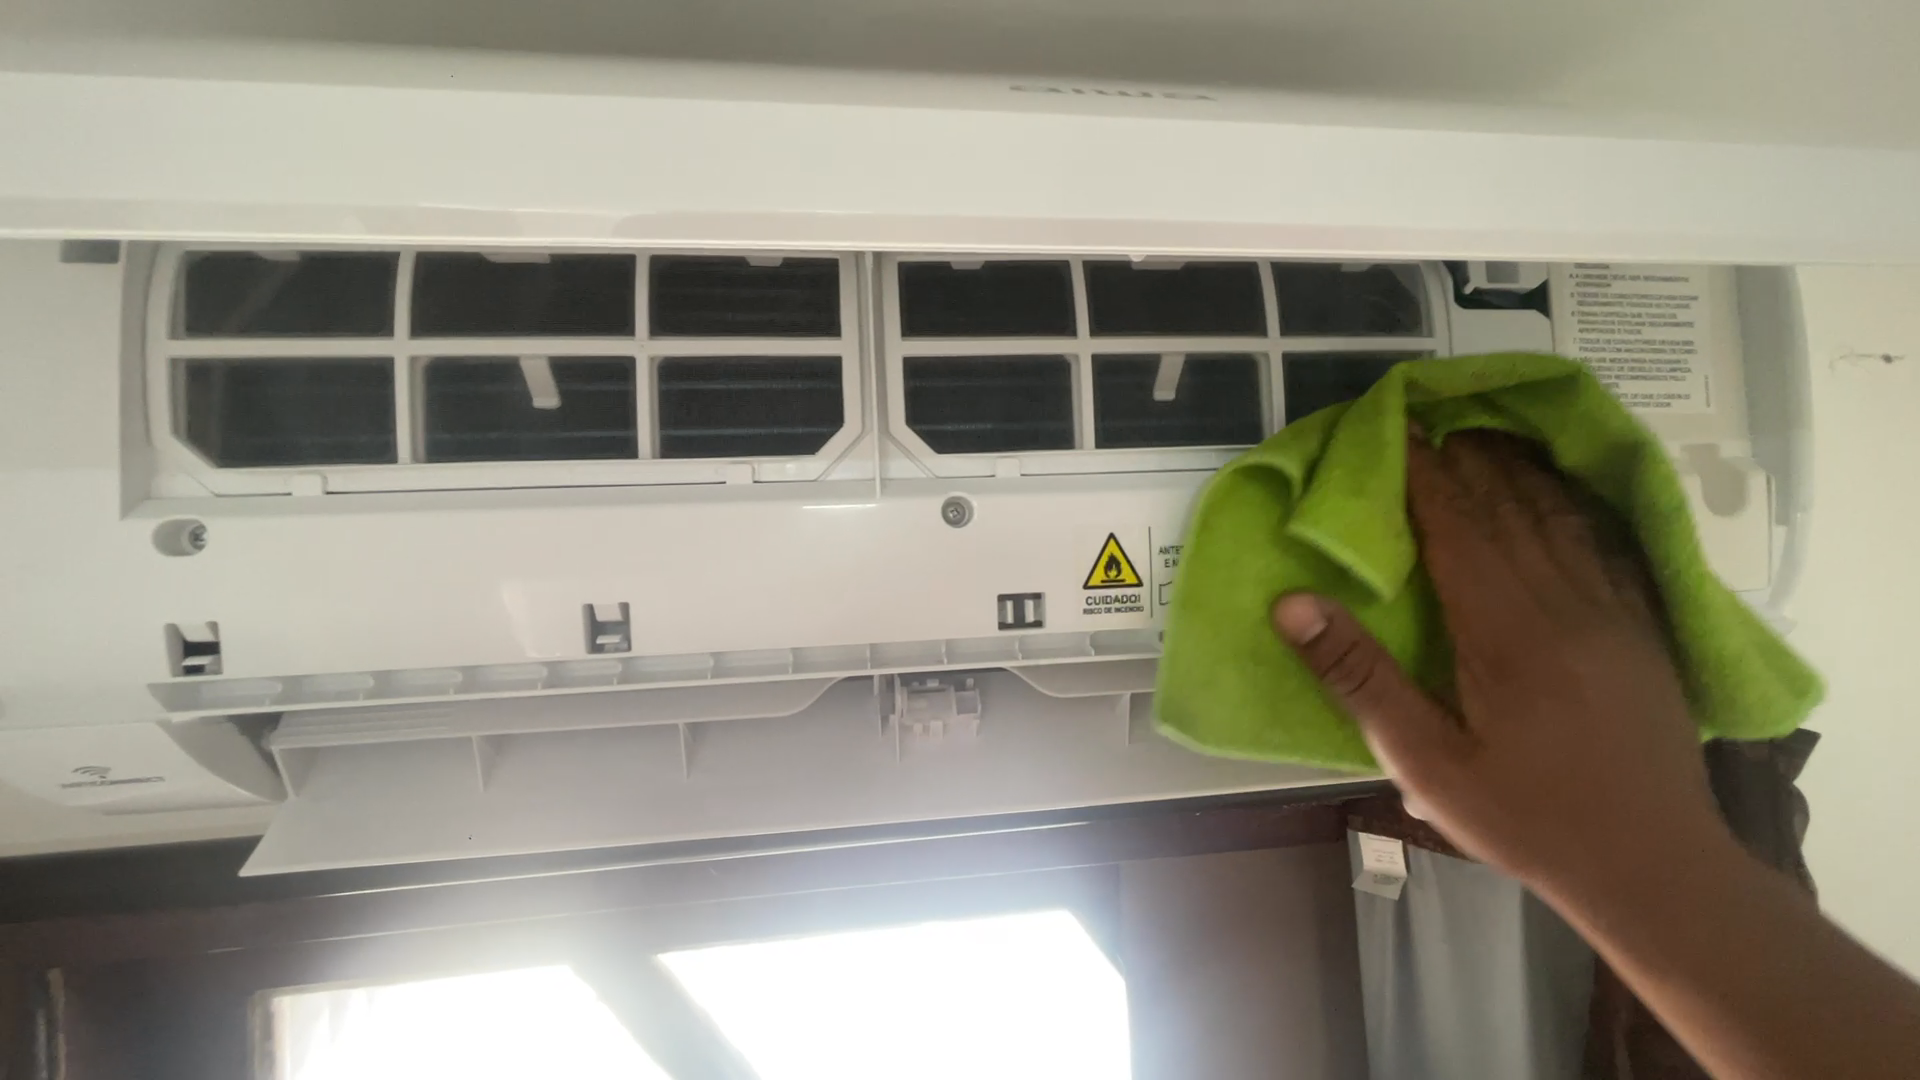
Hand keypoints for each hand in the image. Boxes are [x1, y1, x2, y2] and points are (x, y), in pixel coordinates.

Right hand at [1272, 430, 1728, 890]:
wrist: (1656, 870)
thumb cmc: (1525, 815)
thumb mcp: (1423, 760)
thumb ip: (1359, 678)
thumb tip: (1292, 605)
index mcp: (1507, 632)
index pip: (1457, 528)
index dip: (1422, 475)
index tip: (1395, 432)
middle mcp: (1565, 607)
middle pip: (1508, 511)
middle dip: (1465, 461)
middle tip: (1428, 422)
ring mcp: (1614, 615)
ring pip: (1559, 520)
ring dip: (1517, 473)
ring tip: (1483, 438)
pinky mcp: (1642, 632)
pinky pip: (1603, 547)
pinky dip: (1572, 507)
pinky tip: (1559, 494)